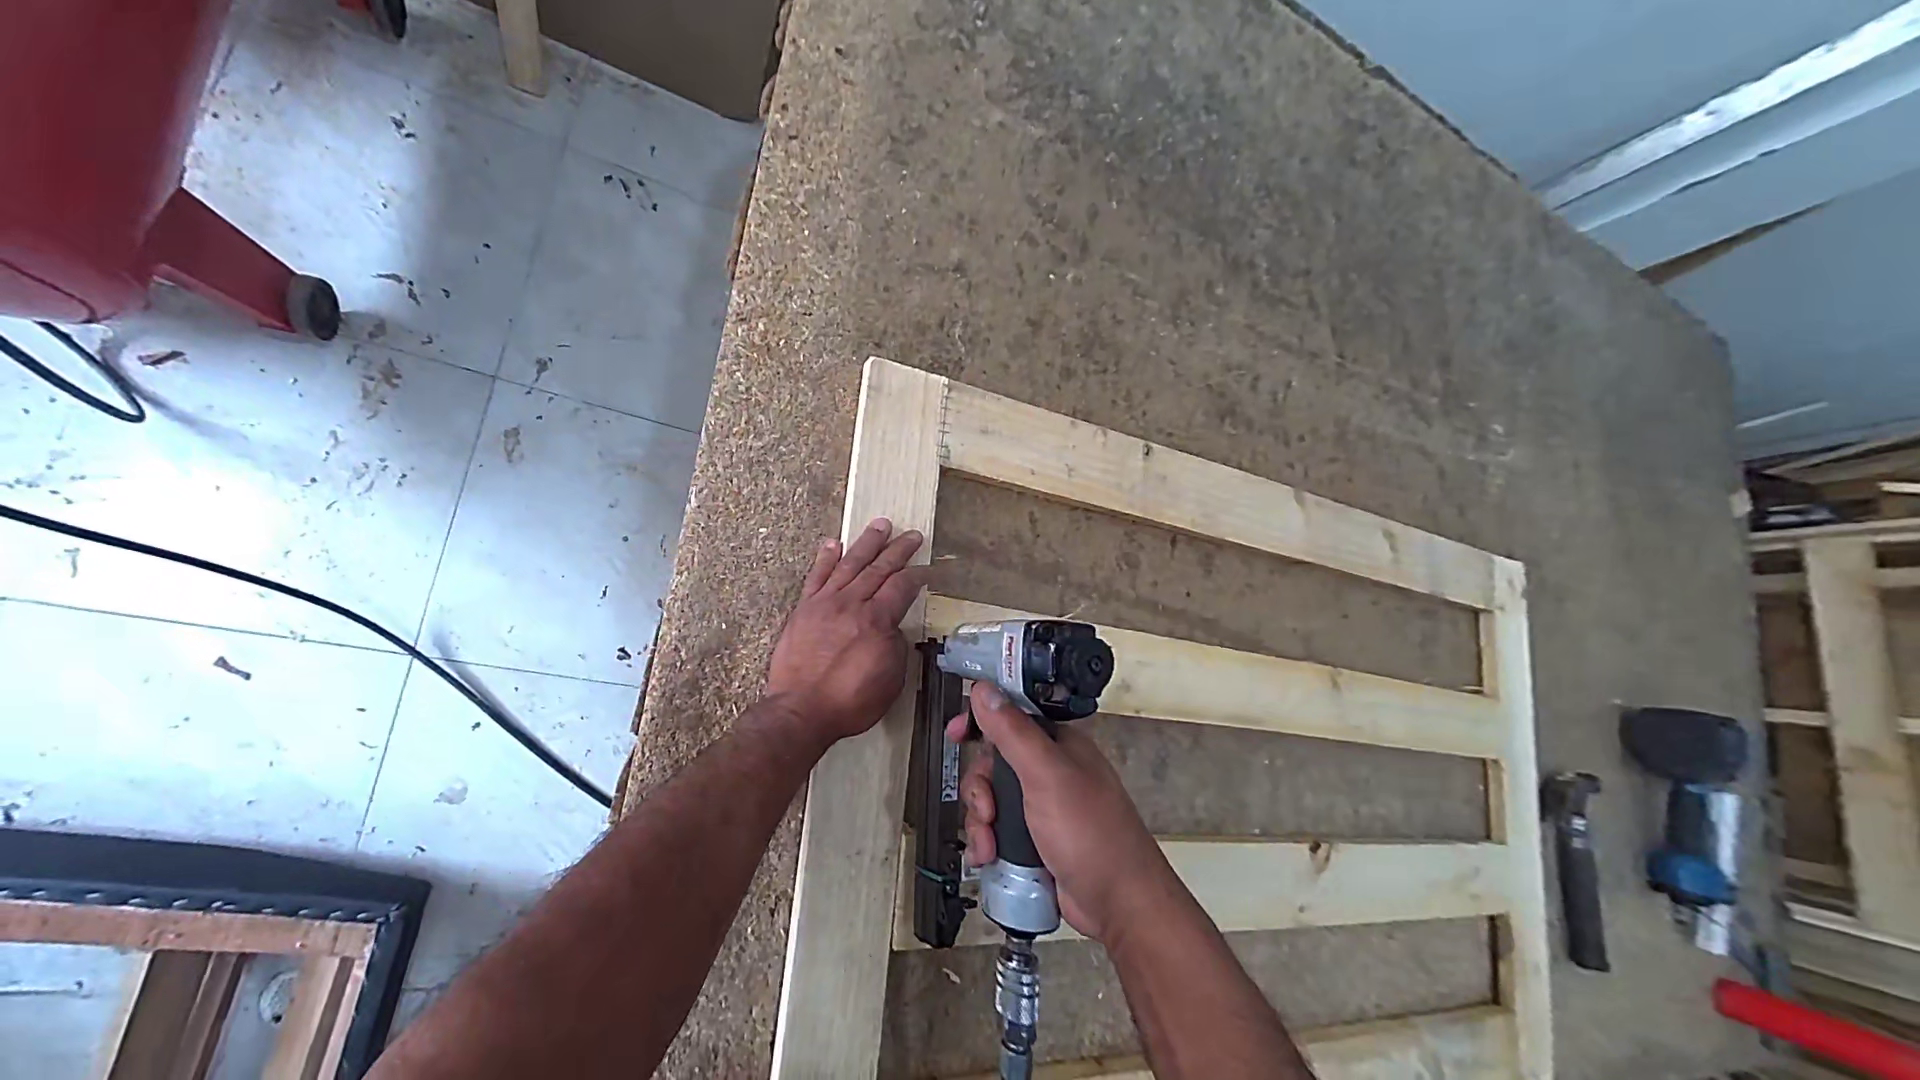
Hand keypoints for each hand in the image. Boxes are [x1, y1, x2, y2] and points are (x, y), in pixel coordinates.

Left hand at [764, 517, 926, 745]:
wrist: (801, 710)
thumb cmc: (848, 702)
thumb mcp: (891, 679)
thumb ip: (896, 646)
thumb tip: (892, 629)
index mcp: (877, 621)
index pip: (902, 586)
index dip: (918, 575)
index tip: (927, 569)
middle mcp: (852, 605)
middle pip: (879, 568)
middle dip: (898, 549)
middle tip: (912, 535)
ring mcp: (825, 604)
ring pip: (850, 564)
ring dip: (867, 543)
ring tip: (879, 525)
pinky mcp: (804, 610)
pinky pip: (816, 577)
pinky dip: (825, 558)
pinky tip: (833, 543)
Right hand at [945, 682, 1179, 943]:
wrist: (1117, 903)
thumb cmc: (1092, 834)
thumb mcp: (1046, 775)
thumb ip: (1013, 731)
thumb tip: (985, 690)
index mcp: (1058, 744)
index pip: (1011, 716)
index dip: (981, 721)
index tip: (956, 733)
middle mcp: (1050, 770)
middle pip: (993, 762)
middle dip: (980, 789)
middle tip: (987, 810)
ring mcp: (1043, 806)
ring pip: (991, 799)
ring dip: (981, 821)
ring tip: (991, 844)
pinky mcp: (1036, 838)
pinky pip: (998, 829)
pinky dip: (987, 842)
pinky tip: (990, 857)